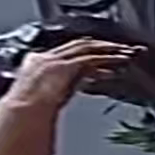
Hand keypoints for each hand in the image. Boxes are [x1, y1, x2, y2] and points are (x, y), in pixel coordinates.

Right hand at [1, 39, 139, 109]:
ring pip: (85, 47)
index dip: (92, 51)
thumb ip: (76, 79)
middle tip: (123, 47)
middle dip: (103, 45)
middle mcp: (44, 57)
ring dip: (109, 48)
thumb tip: (96, 75)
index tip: (111, 54)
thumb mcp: (60, 88)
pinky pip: (91, 58)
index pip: (70, 51)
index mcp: (38, 61)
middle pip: (78, 45)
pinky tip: (123, 58)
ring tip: (127, 50)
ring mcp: (53, 60)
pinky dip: (109, 57)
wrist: (27, 109)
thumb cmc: (39, 106)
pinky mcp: (63, 66)